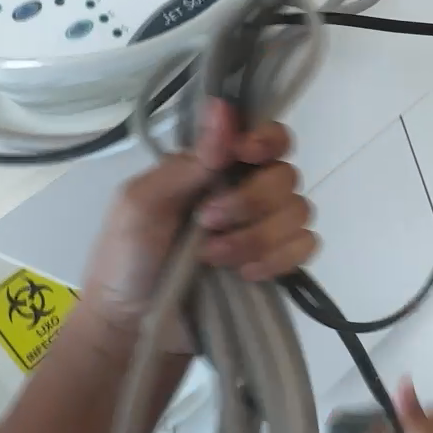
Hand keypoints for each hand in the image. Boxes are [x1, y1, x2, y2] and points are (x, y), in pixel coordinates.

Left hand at [78, 101, 316, 340]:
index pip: (268, 135)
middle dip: (250, 201)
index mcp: (218, 167)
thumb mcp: (141, 202)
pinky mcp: (280, 262)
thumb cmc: (126, 257)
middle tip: (207, 222)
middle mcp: (251, 190)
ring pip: (299, 211)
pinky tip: (245, 274)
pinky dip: (279, 258)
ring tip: (214, 257)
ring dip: (257, 235)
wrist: (132, 325)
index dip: (267, 139)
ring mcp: (269, 227)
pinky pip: (306, 245)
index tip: (245, 154)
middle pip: (286, 175)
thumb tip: (223, 107)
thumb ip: (189, 161)